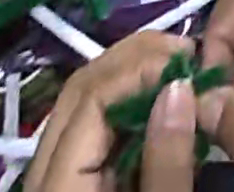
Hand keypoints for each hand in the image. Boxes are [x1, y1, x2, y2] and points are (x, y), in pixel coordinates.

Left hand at [28, 32, 196, 191]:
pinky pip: (94, 121)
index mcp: (56, 189)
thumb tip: (181, 85)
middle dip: (137, 57)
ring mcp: (53, 175)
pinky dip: (130, 97)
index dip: (141, 67)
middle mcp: (42, 174)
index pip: (90, 98)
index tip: (191, 62)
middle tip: (188, 54)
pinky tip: (163, 96)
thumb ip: (168, 162)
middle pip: (81, 87)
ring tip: (181, 68)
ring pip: (85, 98)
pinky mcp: (72, 179)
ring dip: (135, 71)